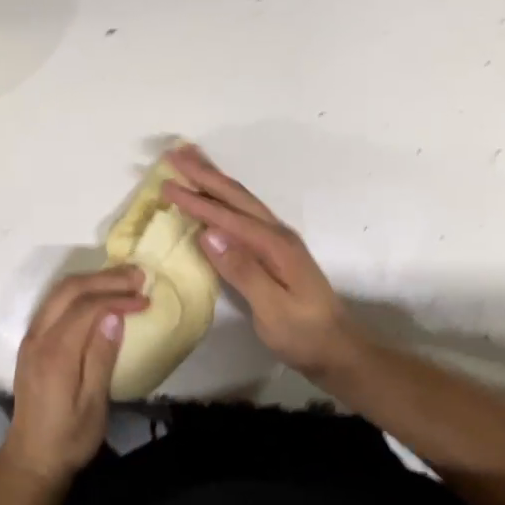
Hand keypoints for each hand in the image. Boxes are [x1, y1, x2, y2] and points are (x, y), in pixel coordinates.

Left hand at [0, 267, 147, 483]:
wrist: (31, 456)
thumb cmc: (69, 437)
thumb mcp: (93, 404)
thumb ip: (101, 357)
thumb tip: (114, 316)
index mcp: (55, 352)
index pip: (86, 308)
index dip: (117, 298)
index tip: (146, 299)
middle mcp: (38, 336)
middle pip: (69, 290)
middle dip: (105, 279)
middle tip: (138, 276)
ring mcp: (31, 337)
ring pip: (59, 293)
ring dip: (91, 281)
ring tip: (123, 280)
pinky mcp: (32, 342)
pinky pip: (54, 304)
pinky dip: (78, 292)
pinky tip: (99, 296)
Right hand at [162, 145, 355, 376]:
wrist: (338, 351)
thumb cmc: (303, 334)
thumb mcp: (272, 310)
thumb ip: (242, 271)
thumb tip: (209, 234)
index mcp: (275, 246)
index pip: (228, 216)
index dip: (196, 200)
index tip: (166, 185)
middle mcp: (277, 234)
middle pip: (236, 196)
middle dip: (204, 174)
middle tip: (175, 153)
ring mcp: (277, 240)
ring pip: (240, 200)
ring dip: (214, 179)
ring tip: (191, 159)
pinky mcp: (273, 249)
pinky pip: (242, 212)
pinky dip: (223, 196)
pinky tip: (213, 194)